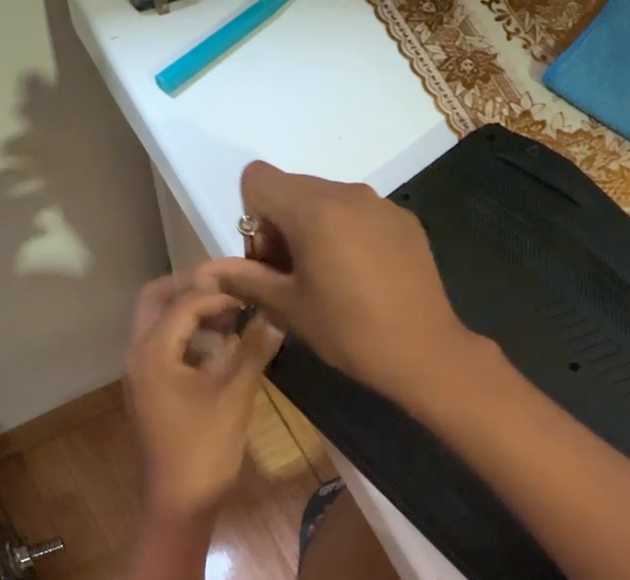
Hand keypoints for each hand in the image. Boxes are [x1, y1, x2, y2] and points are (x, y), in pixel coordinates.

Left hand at [122, 271, 283, 521]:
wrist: (182, 500)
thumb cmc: (206, 447)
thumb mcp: (235, 394)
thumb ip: (253, 349)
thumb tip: (275, 316)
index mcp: (153, 351)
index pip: (184, 301)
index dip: (219, 292)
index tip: (252, 292)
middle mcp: (137, 355)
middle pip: (156, 301)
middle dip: (192, 291)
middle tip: (231, 292)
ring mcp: (140, 375)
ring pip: (157, 325)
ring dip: (189, 314)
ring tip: (232, 320)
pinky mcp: (149, 392)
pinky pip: (162, 349)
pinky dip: (187, 339)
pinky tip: (220, 351)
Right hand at [200, 162, 477, 399]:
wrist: (423, 351)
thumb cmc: (349, 332)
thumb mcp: (290, 308)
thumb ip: (246, 279)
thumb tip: (206, 271)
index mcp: (313, 208)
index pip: (257, 179)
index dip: (253, 220)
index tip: (271, 262)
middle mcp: (347, 192)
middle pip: (294, 189)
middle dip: (283, 228)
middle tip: (295, 279)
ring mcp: (382, 205)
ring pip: (329, 202)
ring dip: (317, 233)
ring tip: (332, 283)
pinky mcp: (406, 222)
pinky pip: (362, 216)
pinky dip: (350, 237)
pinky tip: (364, 282)